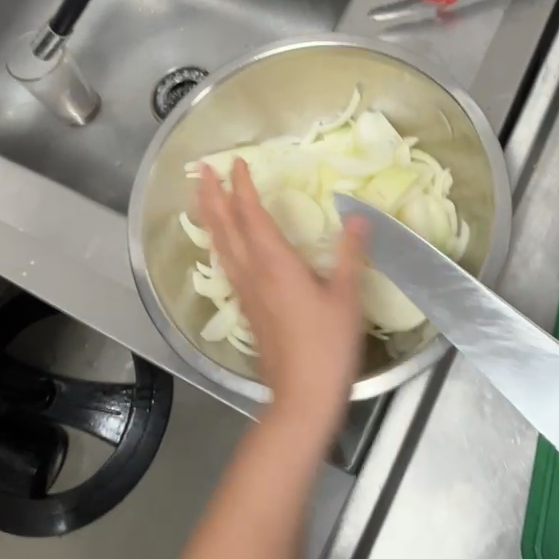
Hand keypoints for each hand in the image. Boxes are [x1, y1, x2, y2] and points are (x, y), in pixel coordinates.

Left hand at [197, 159, 368, 443]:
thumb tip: (358, 215)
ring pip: (220, 245)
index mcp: (275, 263)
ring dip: (210, 216)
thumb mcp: (346, 297)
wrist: (301, 397)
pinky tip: (222, 244)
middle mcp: (252, 272)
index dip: (243, 186)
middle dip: (212, 195)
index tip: (237, 161)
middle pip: (224, 226)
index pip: (252, 214)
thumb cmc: (327, 347)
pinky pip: (226, 264)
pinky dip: (219, 242)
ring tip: (202, 196)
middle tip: (200, 168)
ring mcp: (245, 292)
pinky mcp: (247, 309)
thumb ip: (350, 253)